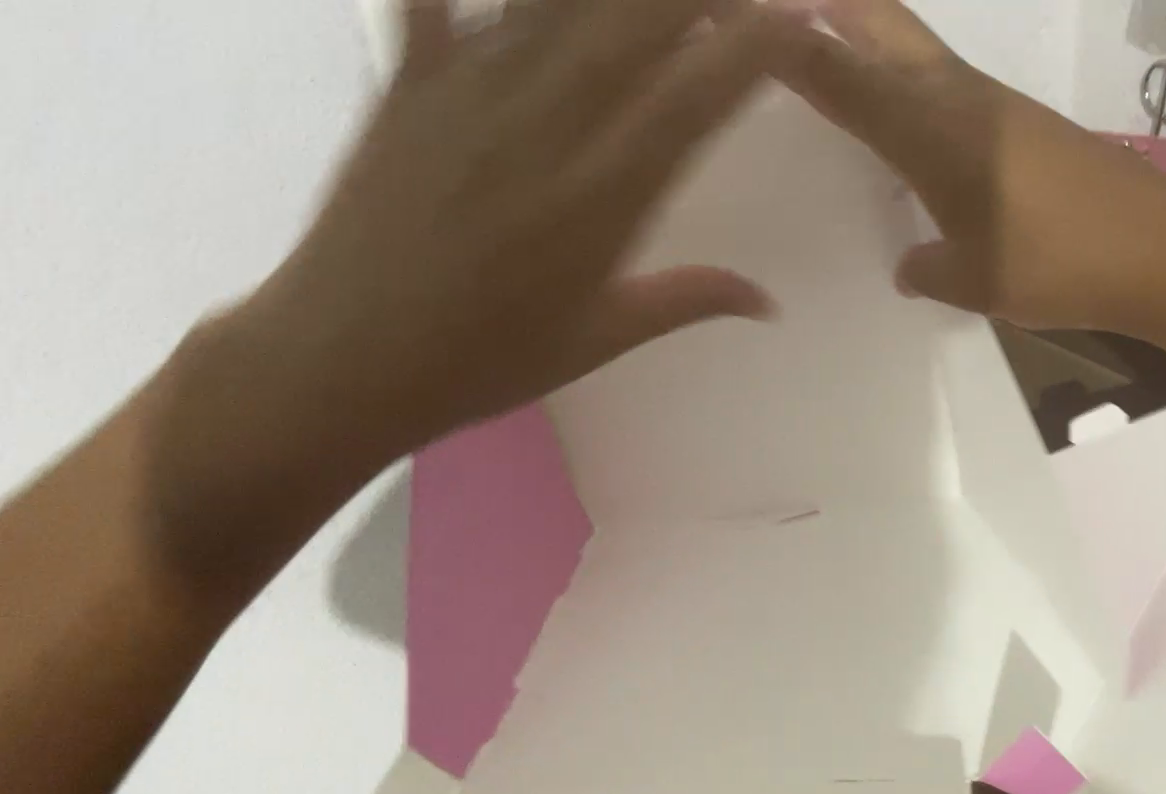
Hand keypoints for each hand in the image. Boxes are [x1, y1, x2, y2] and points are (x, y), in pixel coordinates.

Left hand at [225, 0, 803, 461]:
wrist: (344, 358)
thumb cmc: (487, 360)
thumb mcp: (602, 338)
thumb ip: (689, 300)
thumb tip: (768, 302)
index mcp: (602, 201)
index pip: (694, 100)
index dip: (752, 49)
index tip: (796, 18)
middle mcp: (544, 129)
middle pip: (633, 24)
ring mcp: (468, 94)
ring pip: (553, 0)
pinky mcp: (405, 80)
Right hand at [774, 0, 1165, 336]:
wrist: (1161, 251)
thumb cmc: (1060, 265)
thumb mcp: (978, 280)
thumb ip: (931, 268)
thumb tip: (908, 265)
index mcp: (931, 129)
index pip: (837, 72)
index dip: (781, 45)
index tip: (730, 30)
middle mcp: (956, 98)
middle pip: (878, 23)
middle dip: (824, 8)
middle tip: (775, 19)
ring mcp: (994, 106)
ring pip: (912, 50)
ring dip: (865, 41)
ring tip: (821, 57)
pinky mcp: (1022, 125)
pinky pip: (945, 89)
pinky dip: (908, 86)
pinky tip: (901, 123)